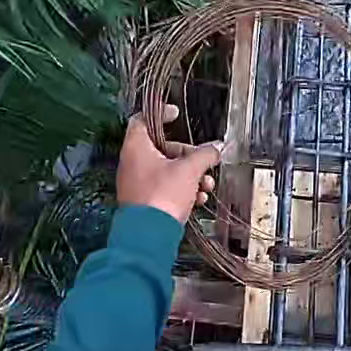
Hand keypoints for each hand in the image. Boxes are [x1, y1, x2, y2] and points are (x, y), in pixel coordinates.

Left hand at [118, 105, 221, 223]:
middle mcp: (133, 163)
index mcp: (136, 147)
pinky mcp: (145, 201)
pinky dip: (182, 189)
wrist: (149, 236)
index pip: (142, 119)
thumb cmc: (163, 196)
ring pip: (167, 170)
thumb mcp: (189, 170)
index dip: (161, 114)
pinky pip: (165, 187)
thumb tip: (216, 148)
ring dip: (190, 175)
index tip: (176, 114)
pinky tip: (198, 199)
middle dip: (188, 154)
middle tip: (204, 161)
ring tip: (206, 185)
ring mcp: (138, 183)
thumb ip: (204, 155)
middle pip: (162, 147)